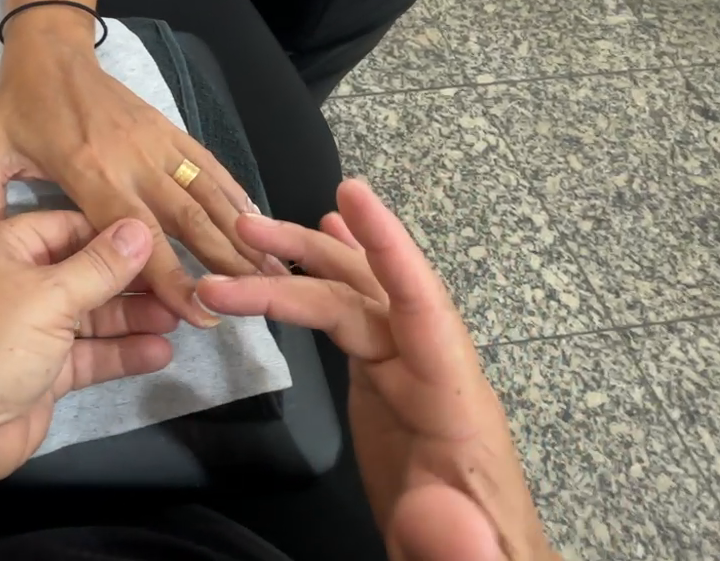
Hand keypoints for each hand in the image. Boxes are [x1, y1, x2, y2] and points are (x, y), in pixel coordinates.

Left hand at [0, 15, 283, 327]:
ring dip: (240, 232)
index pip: (133, 232)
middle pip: (184, 218)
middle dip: (221, 263)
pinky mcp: (167, 128)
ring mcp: (155, 141)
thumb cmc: (16, 106)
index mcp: (86, 171)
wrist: (49, 49)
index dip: (168, 275)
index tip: (199, 313)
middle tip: (254, 303)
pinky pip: (208, 163)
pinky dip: (235, 191)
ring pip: (206, 192)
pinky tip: (258, 218)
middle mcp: (130, 159)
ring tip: (273, 268)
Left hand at [0, 211, 174, 492]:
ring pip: (93, 314)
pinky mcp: (46, 368)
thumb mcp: (49, 296)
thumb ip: (100, 265)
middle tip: (185, 287)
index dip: (118, 234)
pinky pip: (90, 352)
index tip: (167, 242)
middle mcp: (23, 278)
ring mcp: (35, 325)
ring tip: (182, 320)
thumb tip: (141, 225)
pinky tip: (160, 352)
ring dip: (133, 317)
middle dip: (133, 280)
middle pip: (88, 270)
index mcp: (12, 245)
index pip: (75, 226)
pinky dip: (121, 352)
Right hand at [196, 180, 555, 560]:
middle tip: (242, 230)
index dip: (388, 246)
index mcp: (452, 402)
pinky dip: (334, 271)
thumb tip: (440, 514)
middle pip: (363, 291)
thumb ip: (461, 545)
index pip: (421, 307)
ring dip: (302, 257)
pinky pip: (352, 314)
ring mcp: (405, 371)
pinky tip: (325, 237)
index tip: (352, 194)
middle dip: (303, 256)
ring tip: (251, 229)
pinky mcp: (385, 381)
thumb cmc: (477, 560)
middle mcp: (428, 368)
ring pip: (350, 294)